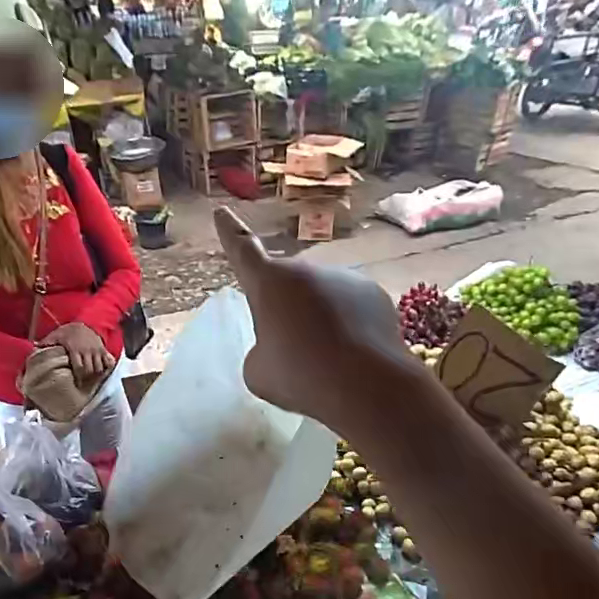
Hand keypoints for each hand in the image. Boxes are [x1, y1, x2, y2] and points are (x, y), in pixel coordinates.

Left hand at [41, 322, 114, 378]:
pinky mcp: (103, 349)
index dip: (78, 376)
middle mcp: (87, 351)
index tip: (76, 382)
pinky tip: (102, 370)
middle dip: (87, 377)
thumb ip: (46, 342)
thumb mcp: (56, 335)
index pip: (79, 367)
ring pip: (99, 368)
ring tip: (91, 378)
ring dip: (96, 374)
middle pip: (90, 370)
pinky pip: (109, 361)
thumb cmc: (68, 331)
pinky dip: (107, 367)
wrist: (85, 321)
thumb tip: (34, 347)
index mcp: (75, 349)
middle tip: (83, 382)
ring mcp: (97, 350)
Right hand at [211, 206, 416, 431]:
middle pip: (290, 288)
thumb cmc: (299, 377)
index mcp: (269, 283)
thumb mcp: (259, 370)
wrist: (366, 385)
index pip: (242, 251)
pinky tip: (355, 356)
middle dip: (289, 311)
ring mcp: (345, 278)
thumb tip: (281, 344)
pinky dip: (350, 326)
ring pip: (323, 298)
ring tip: (327, 360)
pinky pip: (352, 308)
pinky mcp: (376, 294)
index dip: (230, 233)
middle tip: (294, 352)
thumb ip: (263, 349)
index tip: (222, 212)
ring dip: (321, 319)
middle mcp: (307, 270)